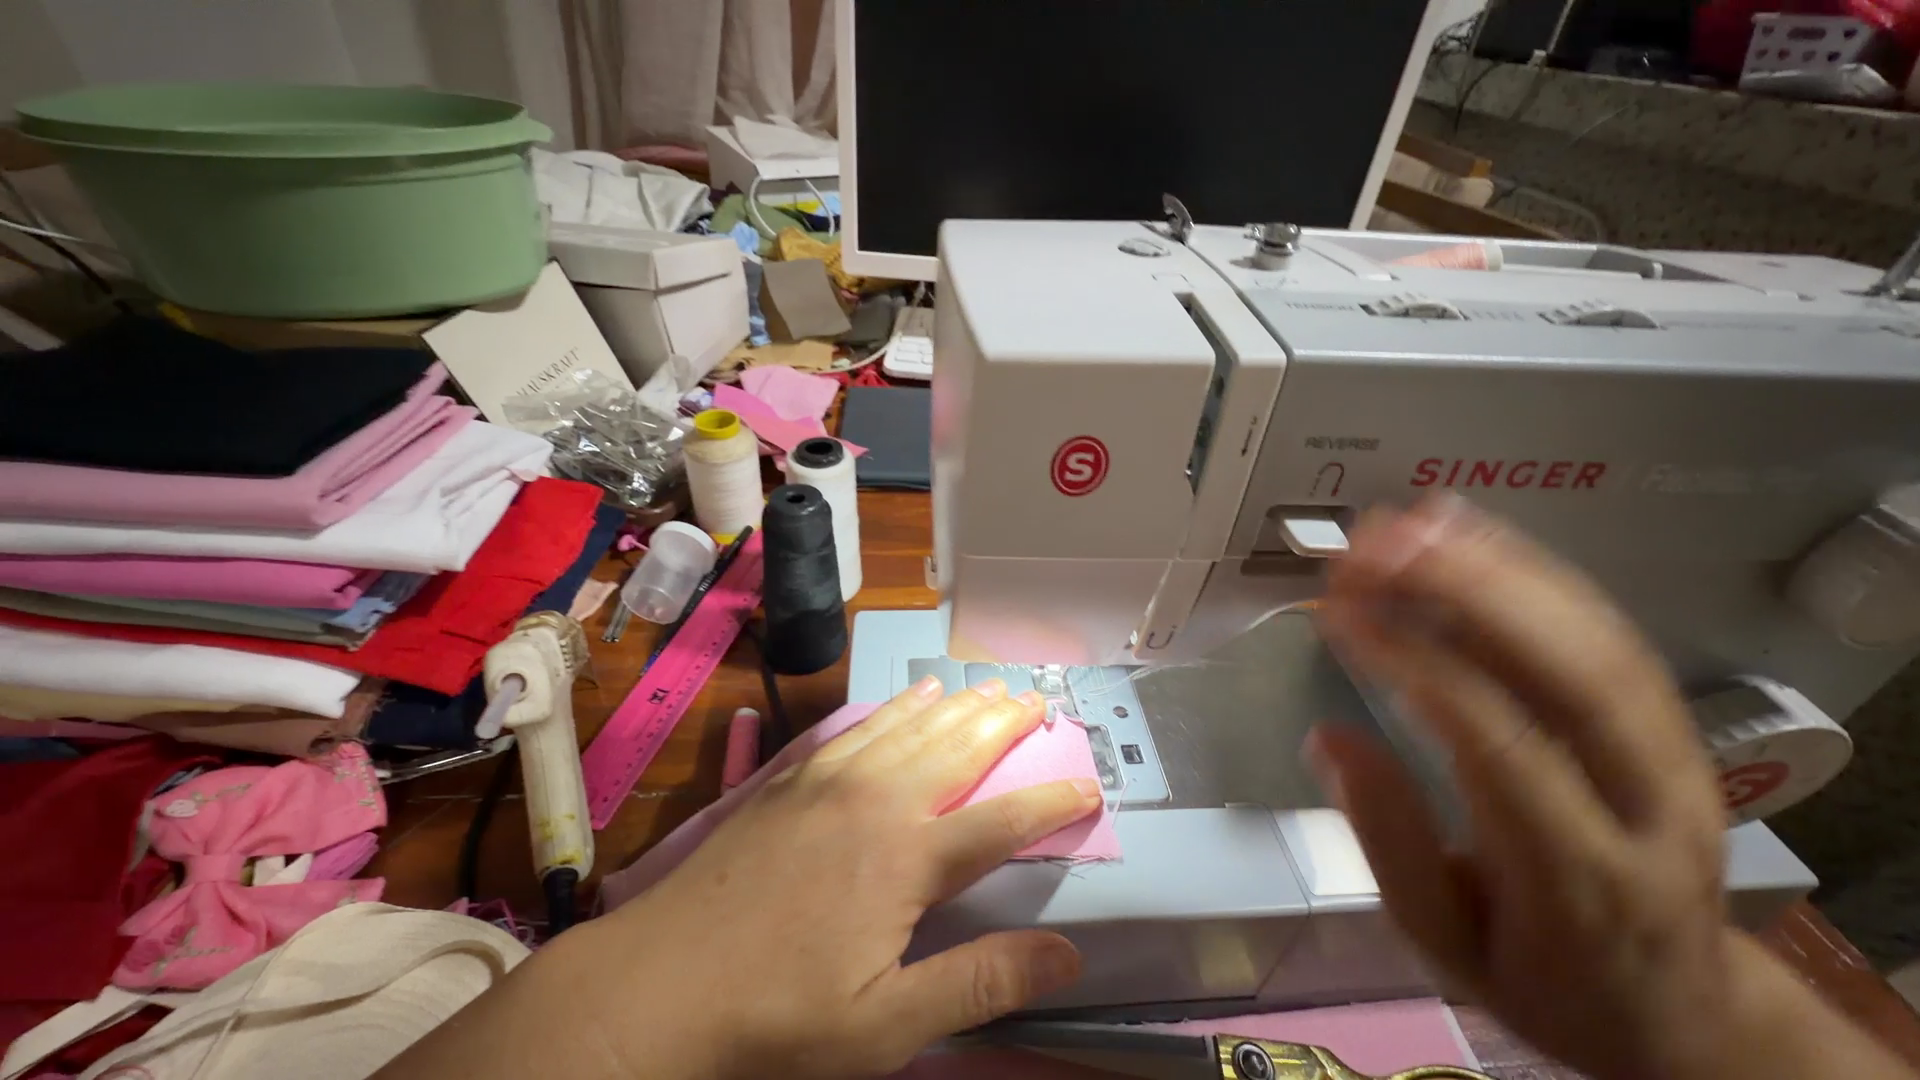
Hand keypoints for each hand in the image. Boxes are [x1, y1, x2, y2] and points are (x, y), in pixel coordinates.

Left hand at [596, 678, 1101, 1078]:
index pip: (1003, 822)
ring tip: (992, 686)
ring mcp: (830, 780)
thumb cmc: (777, 1013)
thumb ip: (980, 983)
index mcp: (908, 857)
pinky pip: (861, 725)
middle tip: (1040, 701)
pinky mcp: (793, 777)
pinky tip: (912, 695)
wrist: (660, 982)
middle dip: (1006, 724)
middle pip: (959, 748)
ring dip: (959, 705)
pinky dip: (897, 706)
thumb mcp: (886, 1024)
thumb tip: (1068, 953)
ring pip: (913, 726)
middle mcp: (878, 800)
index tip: (1089, 785)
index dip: (1052, 802)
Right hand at [1306, 496, 1734, 1079]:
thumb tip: (1328, 736)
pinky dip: (1531, 573)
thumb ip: (1387, 840)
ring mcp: (1677, 755)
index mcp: (1583, 877)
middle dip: (1466, 590)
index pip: (1501, 745)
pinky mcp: (1671, 724)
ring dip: (1494, 565)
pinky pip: (1604, 632)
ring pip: (1596, 638)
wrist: (1676, 1007)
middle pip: (1573, 673)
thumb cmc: (1535, 976)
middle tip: (1371, 542)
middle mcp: (1651, 803)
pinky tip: (1464, 533)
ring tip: (1403, 523)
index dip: (1414, 666)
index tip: (1337, 613)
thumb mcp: (1439, 941)